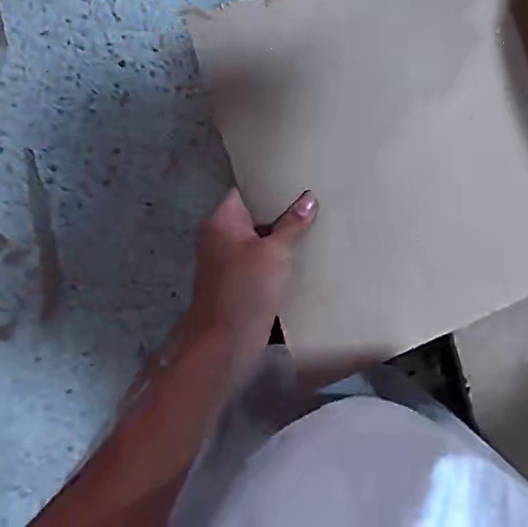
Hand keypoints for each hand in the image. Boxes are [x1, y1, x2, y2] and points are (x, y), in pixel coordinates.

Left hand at [181, 188, 316, 363]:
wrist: (224, 345)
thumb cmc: (247, 290)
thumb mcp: (276, 253)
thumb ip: (292, 223)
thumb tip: (309, 198)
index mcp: (221, 220)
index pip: (246, 191)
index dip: (270, 186)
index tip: (296, 183)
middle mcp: (218, 236)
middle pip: (252, 215)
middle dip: (279, 212)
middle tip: (310, 203)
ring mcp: (224, 260)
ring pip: (255, 239)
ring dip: (278, 237)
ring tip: (310, 227)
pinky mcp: (233, 282)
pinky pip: (256, 260)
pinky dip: (273, 258)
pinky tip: (298, 256)